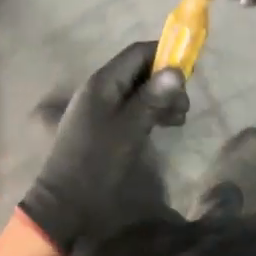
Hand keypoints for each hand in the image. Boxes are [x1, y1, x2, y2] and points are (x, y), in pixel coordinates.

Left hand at [18, 43, 187, 253]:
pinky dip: (150, 111)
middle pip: (139, 70)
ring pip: (137, 90)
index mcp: (103, 81)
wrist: (64, 202)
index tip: (190, 72)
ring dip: (160, 99)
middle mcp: (100, 87)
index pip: (138, 52)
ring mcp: (100, 106)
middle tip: (185, 107)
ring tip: (179, 120)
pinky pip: (131, 107)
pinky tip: (165, 126)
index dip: (165, 55)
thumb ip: (152, 99)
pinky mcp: (103, 124)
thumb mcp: (130, 129)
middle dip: (165, 82)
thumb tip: (176, 70)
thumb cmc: (97, 163)